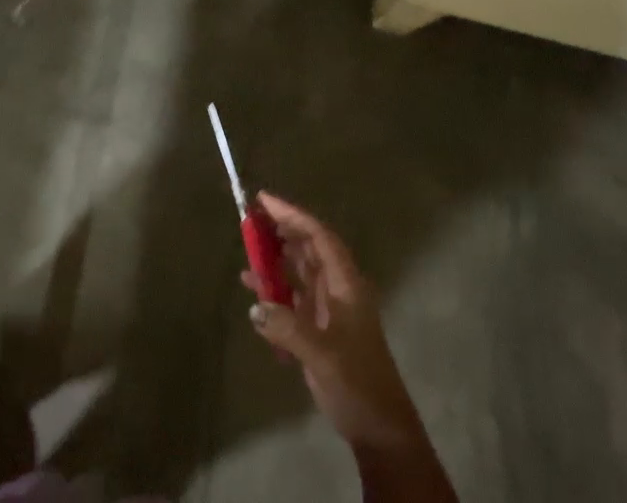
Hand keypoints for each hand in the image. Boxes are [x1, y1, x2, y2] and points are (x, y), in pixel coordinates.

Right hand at [241, 193, 425, 454]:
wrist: (379, 427)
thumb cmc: (357, 383)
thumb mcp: (322, 354)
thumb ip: (287, 327)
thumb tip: (255, 305)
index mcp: (347, 286)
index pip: (319, 238)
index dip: (293, 215)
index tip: (264, 200)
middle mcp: (339, 291)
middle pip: (309, 249)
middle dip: (282, 230)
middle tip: (250, 216)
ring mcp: (330, 311)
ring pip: (300, 272)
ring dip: (276, 258)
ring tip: (247, 244)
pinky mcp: (319, 330)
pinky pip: (293, 298)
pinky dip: (274, 289)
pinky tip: (252, 289)